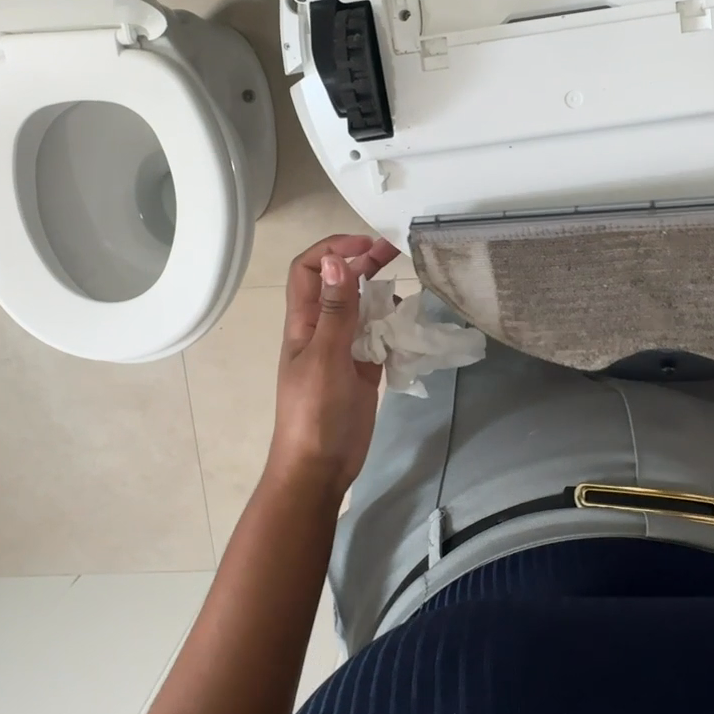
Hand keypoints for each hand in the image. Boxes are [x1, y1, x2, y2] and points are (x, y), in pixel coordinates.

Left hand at [270, 234, 401, 496]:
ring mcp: (343, 349)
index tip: (364, 245)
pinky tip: (410, 321)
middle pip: (339, 284)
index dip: (332, 249)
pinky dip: (393, 323)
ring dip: (381, 292)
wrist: (319, 467)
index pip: (308, 270)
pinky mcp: (363, 368)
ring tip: (408, 282)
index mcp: (303, 322)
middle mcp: (322, 329)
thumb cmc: (315, 413)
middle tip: (395, 250)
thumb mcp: (326, 357)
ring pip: (362, 308)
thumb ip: (335, 311)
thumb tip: (337, 261)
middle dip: (362, 262)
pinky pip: (378, 335)